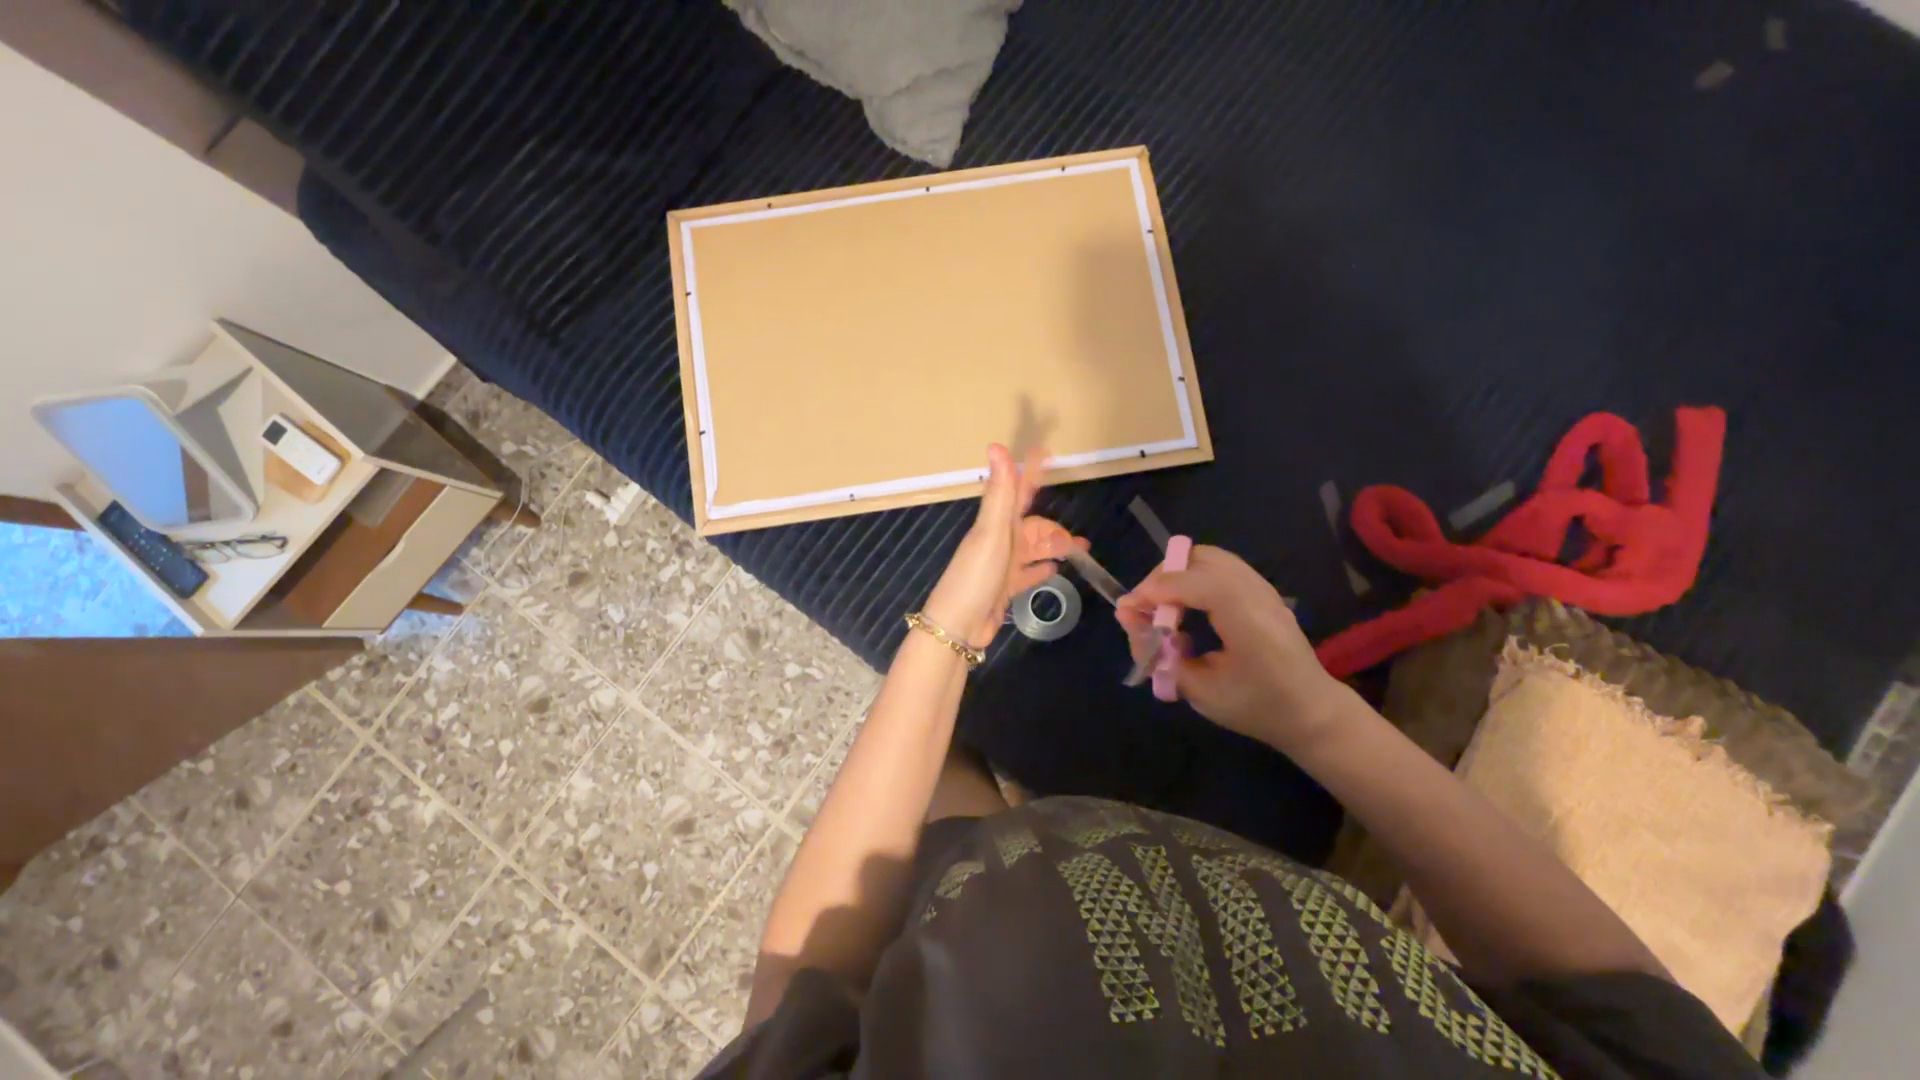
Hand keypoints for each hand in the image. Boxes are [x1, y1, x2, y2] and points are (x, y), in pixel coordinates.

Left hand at [922, 444, 1087, 648]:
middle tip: (1080, 542)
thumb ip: (1000, 493)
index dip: (1030, 472)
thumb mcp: (991, 532)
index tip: (1045, 451)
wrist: (958, 626)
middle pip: (1033, 527)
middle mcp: (999, 541)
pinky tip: (1056, 570)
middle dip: (1054, 529)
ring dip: (1055, 548)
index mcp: (996, 524)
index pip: (1018, 491)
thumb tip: (996, 445)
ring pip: (1034, 549)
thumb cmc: (975, 576)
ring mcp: (1002, 566)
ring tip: (1080, 552)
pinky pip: (1028, 573)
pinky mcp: (1004, 589)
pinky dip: (1042, 569)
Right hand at [1116, 545, 1353, 751]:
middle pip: (1202, 558)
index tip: (1130, 610)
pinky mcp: (1262, 590)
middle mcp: (1260, 596)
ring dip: (1176, 574)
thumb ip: (1160, 655)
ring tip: (1160, 606)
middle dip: (1162, 577)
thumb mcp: (1200, 692)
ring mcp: (1264, 589)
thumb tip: (1127, 618)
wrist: (1312, 712)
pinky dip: (1192, 577)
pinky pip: (1220, 567)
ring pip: (1209, 557)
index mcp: (1250, 625)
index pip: (1200, 583)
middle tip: (1143, 608)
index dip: (1159, 589)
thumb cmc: (1257, 709)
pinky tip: (1184, 606)